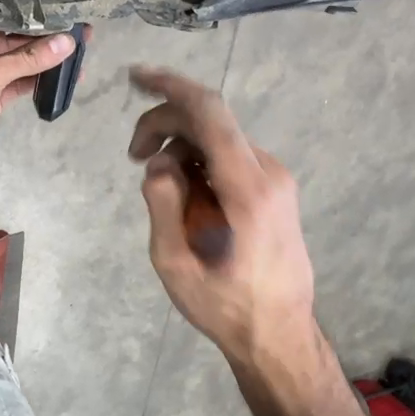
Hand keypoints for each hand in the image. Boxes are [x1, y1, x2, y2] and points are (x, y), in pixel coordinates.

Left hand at [0, 11, 77, 160]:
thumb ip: (27, 59)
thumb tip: (66, 42)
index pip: (1, 2)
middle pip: (19, 28)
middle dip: (48, 27)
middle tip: (82, 21)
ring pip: (27, 54)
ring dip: (51, 52)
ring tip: (85, 44)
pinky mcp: (1, 88)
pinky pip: (27, 77)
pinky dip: (46, 76)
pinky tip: (71, 73)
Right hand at [129, 67, 315, 368]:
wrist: (281, 339)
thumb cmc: (226, 307)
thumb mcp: (174, 262)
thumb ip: (162, 202)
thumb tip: (159, 162)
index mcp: (246, 188)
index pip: (209, 113)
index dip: (170, 86)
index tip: (135, 76)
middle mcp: (267, 172)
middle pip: (207, 120)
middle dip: (161, 125)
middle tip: (133, 157)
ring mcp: (275, 179)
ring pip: (214, 138)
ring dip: (178, 148)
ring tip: (160, 189)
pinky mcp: (273, 189)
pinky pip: (225, 155)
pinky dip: (196, 162)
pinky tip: (184, 196)